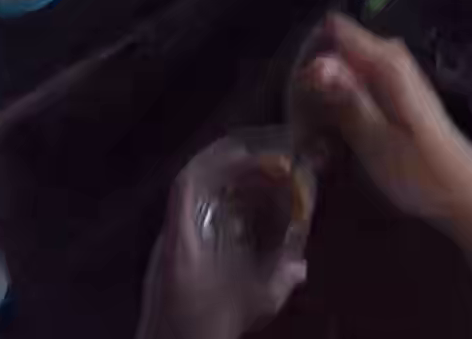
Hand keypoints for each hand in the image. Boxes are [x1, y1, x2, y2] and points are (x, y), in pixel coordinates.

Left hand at [140, 135, 310, 338]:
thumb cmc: (201, 333)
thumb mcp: (245, 309)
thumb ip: (276, 284)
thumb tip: (301, 265)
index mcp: (181, 241)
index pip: (186, 183)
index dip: (214, 159)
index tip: (246, 152)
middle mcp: (171, 238)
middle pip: (194, 184)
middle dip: (230, 168)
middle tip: (265, 165)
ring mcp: (169, 249)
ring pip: (195, 200)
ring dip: (227, 185)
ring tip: (260, 182)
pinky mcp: (173, 262)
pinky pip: (196, 217)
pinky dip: (222, 206)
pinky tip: (247, 216)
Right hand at [297, 14, 471, 223]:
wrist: (462, 190)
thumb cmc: (419, 170)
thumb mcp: (375, 140)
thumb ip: (346, 96)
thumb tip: (314, 62)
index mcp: (386, 60)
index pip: (336, 28)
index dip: (311, 55)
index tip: (295, 92)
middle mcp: (390, 54)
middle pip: (336, 46)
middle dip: (313, 79)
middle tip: (302, 124)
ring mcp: (393, 69)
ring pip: (343, 64)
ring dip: (324, 94)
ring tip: (313, 136)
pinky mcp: (393, 86)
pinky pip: (355, 79)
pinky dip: (339, 102)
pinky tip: (332, 136)